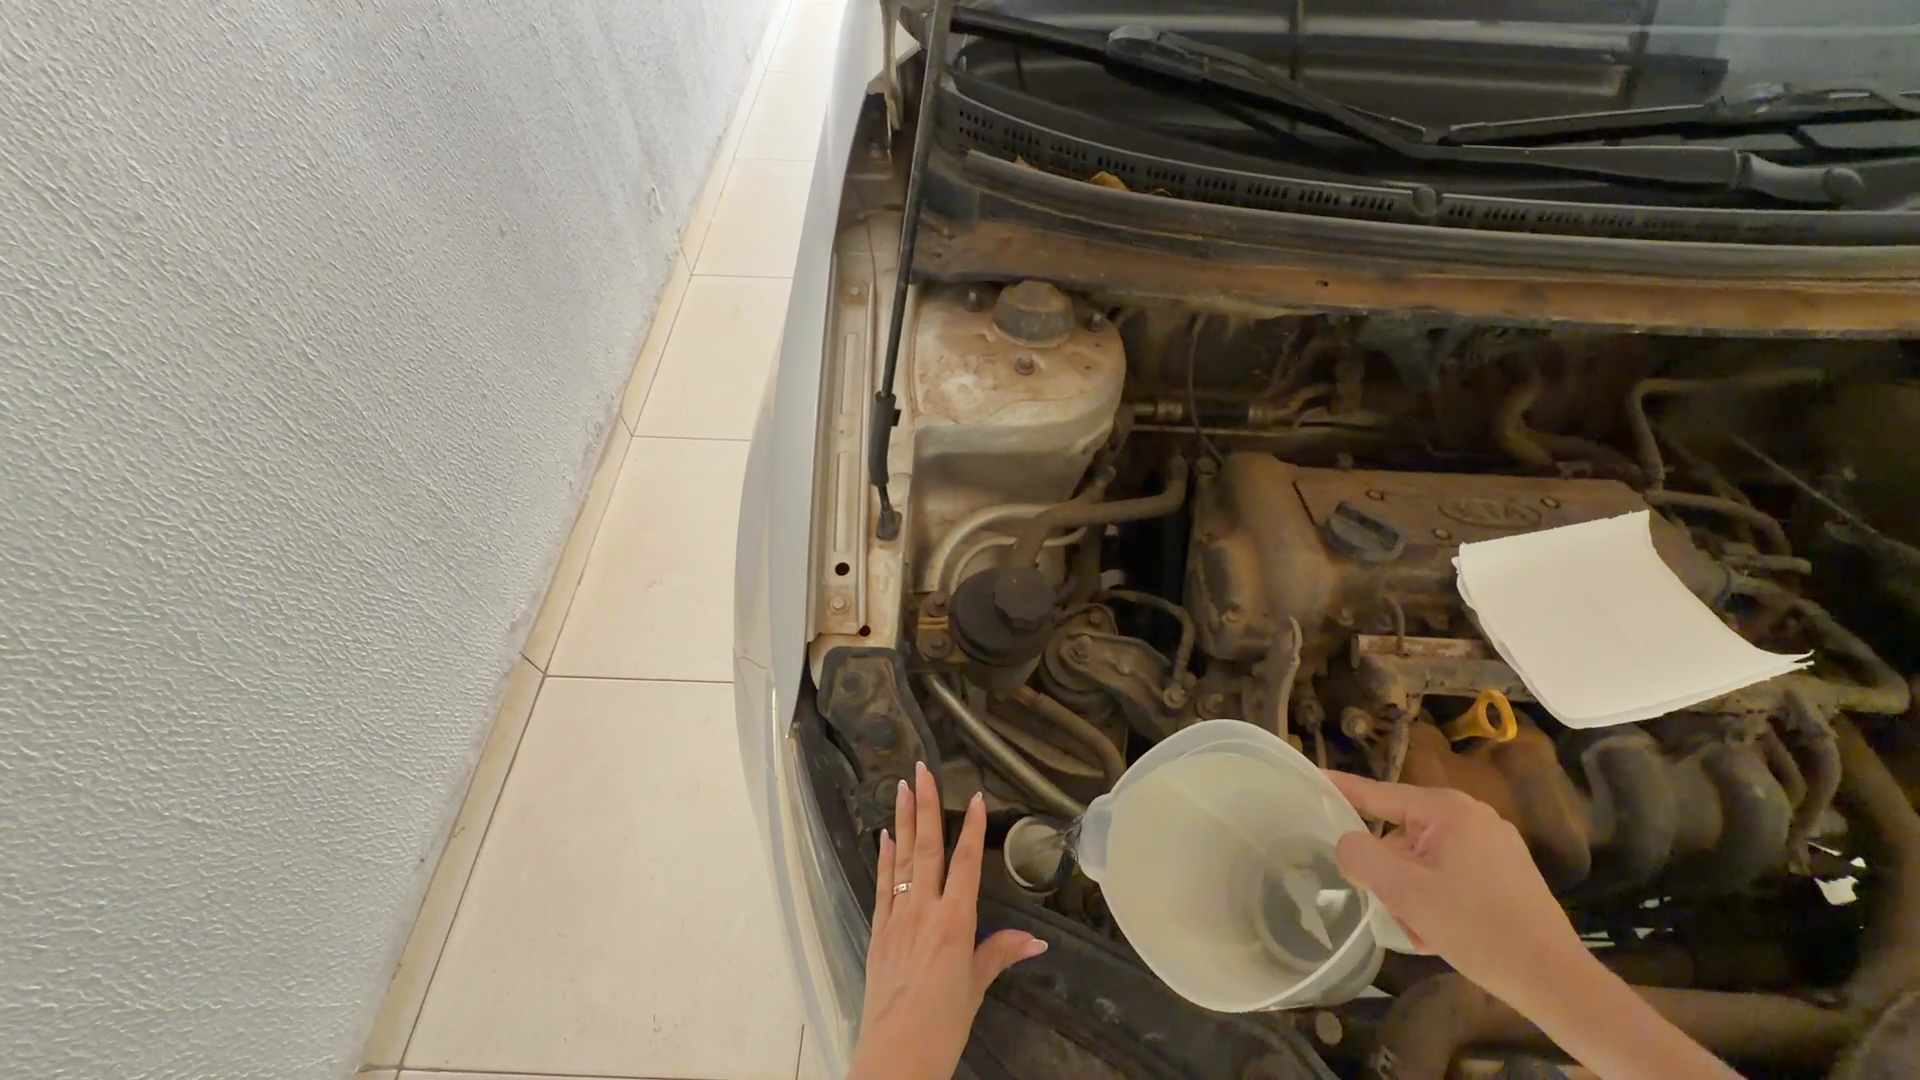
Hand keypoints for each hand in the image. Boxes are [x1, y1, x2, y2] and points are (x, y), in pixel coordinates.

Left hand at [846, 762, 1048, 1079]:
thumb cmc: (943, 1024)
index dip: (971, 827)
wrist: (894, 1057)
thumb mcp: (976, 987)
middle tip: (922, 770)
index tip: (974, 795)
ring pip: (901, 858)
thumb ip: (1000, 954)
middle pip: (927, 848)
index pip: (965, 862)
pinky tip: (885, 836)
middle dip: (926, 805)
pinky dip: (885, 858)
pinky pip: (882, 885)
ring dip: (902, 819)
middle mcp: (924, 910)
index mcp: (954, 921)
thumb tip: (1037, 940)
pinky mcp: (877, 931)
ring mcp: (896, 917)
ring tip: (901, 786)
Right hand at [1324, 770, 1586, 1007]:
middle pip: (1400, 833)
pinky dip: (1435, 895)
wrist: (1556, 980)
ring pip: (1423, 857)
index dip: (1340, 788)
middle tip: (1393, 909)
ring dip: (1411, 890)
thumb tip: (1347, 844)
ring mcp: (1493, 842)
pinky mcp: (1506, 869)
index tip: (1311, 776)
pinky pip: (1449, 870)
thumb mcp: (1405, 892)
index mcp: (1447, 810)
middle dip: (1388, 871)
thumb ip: (1361, 856)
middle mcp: (1471, 815)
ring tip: (1422, 929)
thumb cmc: (1477, 929)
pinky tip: (1443, 929)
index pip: (1377, 793)